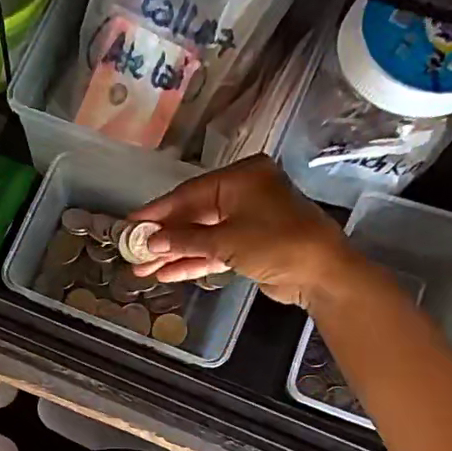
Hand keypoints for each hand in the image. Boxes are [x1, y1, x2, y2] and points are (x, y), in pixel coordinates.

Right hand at [125, 155, 381, 307]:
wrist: (320, 272)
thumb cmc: (275, 243)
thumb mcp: (225, 240)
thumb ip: (184, 240)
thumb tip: (150, 242)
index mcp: (241, 177)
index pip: (189, 192)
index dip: (158, 210)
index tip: (131, 223)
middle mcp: (243, 193)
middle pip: (193, 215)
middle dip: (164, 237)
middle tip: (133, 251)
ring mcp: (247, 220)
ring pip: (202, 236)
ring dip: (175, 253)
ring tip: (143, 269)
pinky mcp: (250, 246)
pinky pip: (215, 250)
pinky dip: (194, 261)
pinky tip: (167, 273)